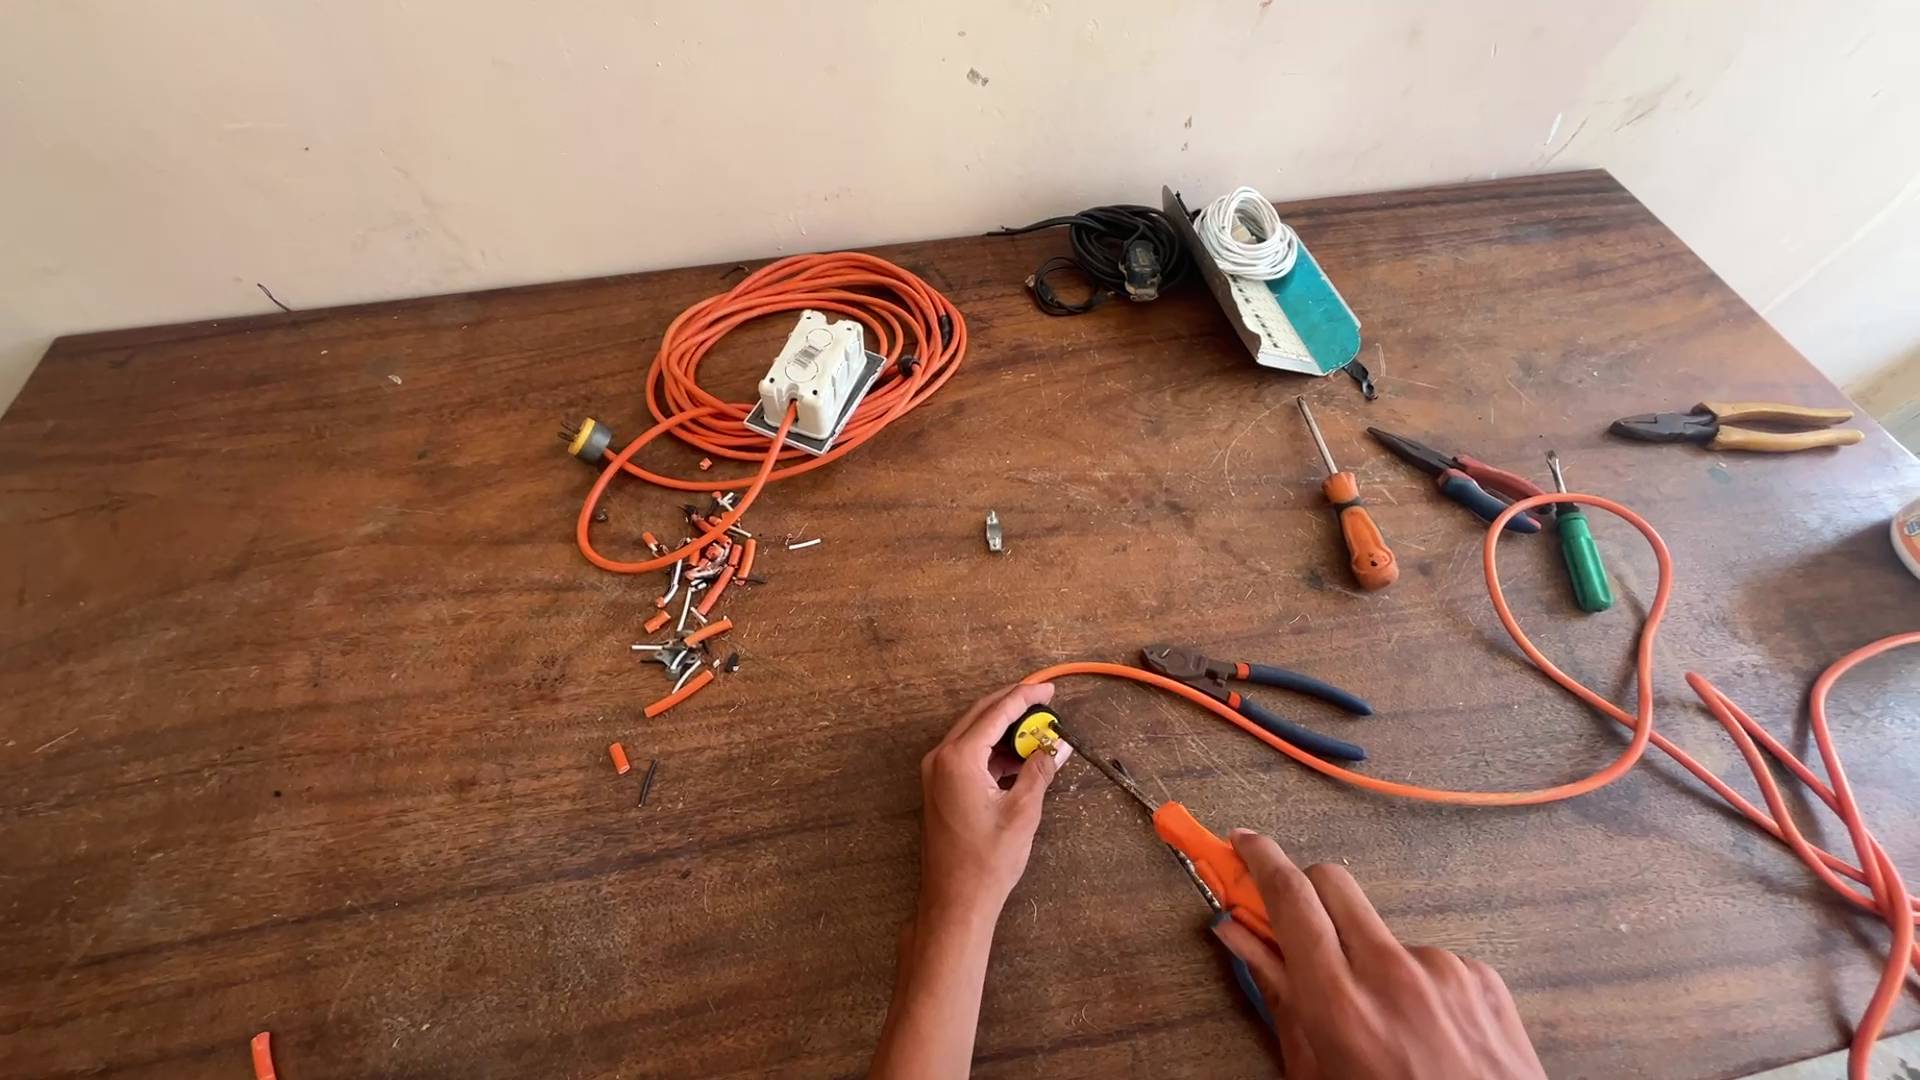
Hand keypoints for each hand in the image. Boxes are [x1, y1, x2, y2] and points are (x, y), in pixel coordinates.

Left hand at [870, 683, 1074, 1079]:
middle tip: (1045, 701)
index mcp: (958, 758)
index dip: (1025, 697)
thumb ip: (1039, 771)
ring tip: (1038, 732)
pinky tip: (1019, 759)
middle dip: (1013, 706)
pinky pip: (969, 755)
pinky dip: (993, 752)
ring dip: (1004, 730)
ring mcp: (936, 773)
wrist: (954, 903)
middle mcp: (940, 758)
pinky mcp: (939, 788)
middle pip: (980, 716)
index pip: (995, 712)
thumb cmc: (987, 861)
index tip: (1049, 689)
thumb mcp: (1023, 812)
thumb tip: (1055, 746)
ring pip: (974, 735)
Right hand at [1211, 830, 1544, 1079]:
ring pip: (1379, 927)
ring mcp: (1445, 971)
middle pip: (1331, 880)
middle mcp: (1393, 974)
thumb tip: (1234, 931)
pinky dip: (1415, 980)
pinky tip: (1427, 1029)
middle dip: (1307, 889)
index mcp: (1341, 1004)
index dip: (1259, 858)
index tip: (1242, 841)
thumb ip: (1276, 994)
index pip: (1290, 897)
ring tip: (1384, 1016)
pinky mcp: (1485, 979)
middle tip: (1300, 925)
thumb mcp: (1316, 1072)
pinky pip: (1428, 958)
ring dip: (1365, 951)